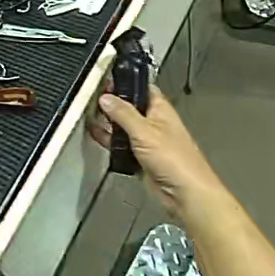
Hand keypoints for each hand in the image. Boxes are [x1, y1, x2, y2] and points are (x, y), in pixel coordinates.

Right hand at [90, 84, 227, 220]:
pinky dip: (112, 144)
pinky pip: (124, 147)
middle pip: (129, 108)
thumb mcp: (144, 130)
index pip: (140, 88)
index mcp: (160, 108)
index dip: (124, 84)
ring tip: (89, 118)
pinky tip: (98, 139)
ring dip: (110, 125)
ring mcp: (148, 141)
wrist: (185, 193)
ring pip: (125, 128)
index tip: (104, 82)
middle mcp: (154, 122)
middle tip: (91, 102)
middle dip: (112, 106)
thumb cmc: (173, 158)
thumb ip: (123, 113)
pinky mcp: (142, 159)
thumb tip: (106, 98)